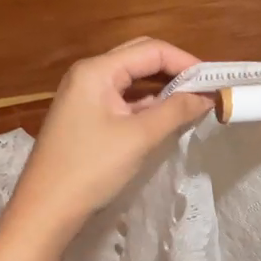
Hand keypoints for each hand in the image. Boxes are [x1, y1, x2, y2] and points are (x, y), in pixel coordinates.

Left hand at [8, 37, 212, 237]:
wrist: (45, 210)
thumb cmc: (91, 168)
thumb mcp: (139, 137)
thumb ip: (176, 110)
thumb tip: (206, 96)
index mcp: (97, 71)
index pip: (151, 50)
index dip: (186, 62)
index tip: (214, 81)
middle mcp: (88, 75)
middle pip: (140, 58)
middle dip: (175, 70)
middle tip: (205, 89)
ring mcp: (84, 96)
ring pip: (132, 80)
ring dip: (162, 88)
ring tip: (193, 103)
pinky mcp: (85, 117)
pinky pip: (123, 100)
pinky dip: (147, 105)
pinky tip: (167, 118)